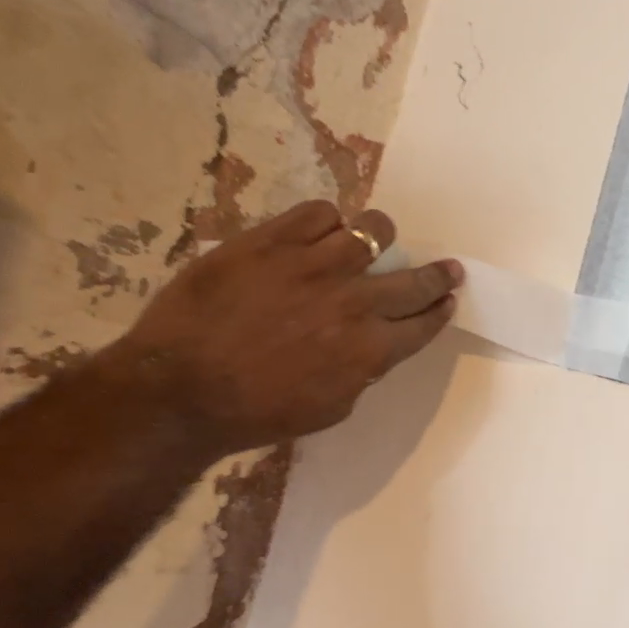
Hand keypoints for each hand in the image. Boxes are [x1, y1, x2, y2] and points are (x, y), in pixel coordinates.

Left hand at [102, 201, 461, 456]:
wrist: (181, 390)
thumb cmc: (255, 413)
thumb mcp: (328, 408)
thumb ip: (361, 372)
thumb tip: (371, 347)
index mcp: (370, 350)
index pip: (422, 323)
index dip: (440, 310)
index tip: (447, 300)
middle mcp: (354, 302)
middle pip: (414, 279)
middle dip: (438, 274)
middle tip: (447, 268)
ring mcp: (314, 265)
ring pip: (373, 230)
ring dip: (380, 238)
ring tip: (373, 240)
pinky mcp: (273, 241)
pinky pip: (320, 213)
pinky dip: (328, 222)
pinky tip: (321, 233)